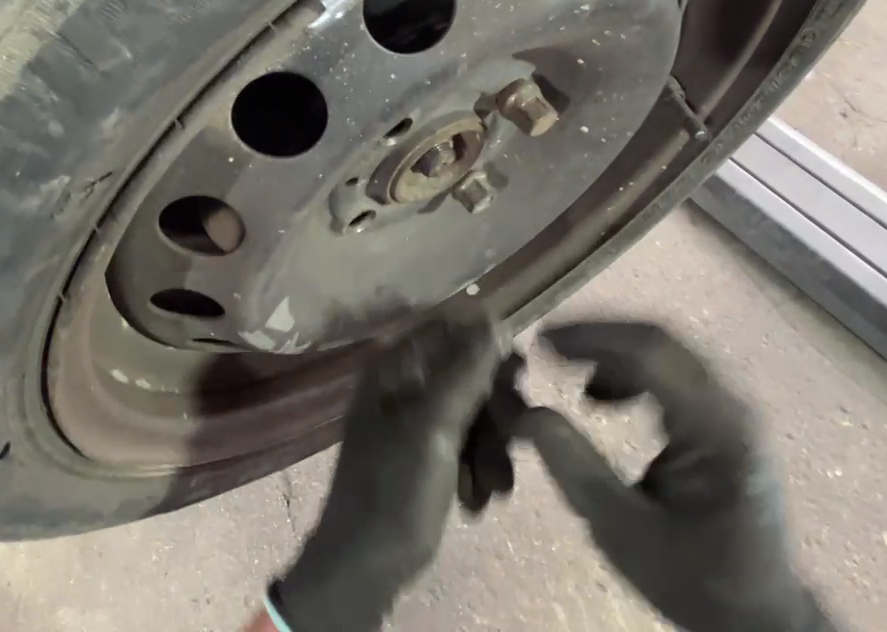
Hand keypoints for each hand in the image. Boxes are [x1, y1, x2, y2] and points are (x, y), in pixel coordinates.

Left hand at [271, 307, 507, 631]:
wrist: (366, 566)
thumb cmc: (395, 488)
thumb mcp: (434, 425)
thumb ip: (466, 371)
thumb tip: (496, 319)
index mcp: (394, 368)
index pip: (448, 331)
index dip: (486, 344)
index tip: (520, 370)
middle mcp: (404, 387)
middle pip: (468, 374)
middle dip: (496, 409)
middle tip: (516, 434)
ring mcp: (415, 423)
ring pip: (474, 414)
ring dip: (491, 449)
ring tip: (494, 485)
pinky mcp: (428, 457)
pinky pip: (467, 446)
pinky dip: (479, 469)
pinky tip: (480, 499)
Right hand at [518, 322, 834, 631]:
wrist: (757, 615)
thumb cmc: (692, 579)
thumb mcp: (621, 532)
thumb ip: (574, 468)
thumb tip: (525, 411)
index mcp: (719, 430)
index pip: (651, 355)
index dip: (591, 339)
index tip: (540, 344)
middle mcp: (732, 406)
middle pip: (658, 341)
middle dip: (595, 337)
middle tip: (545, 348)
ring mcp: (731, 408)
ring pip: (663, 350)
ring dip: (609, 352)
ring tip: (566, 372)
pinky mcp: (721, 416)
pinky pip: (670, 369)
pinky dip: (626, 370)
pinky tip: (599, 396)